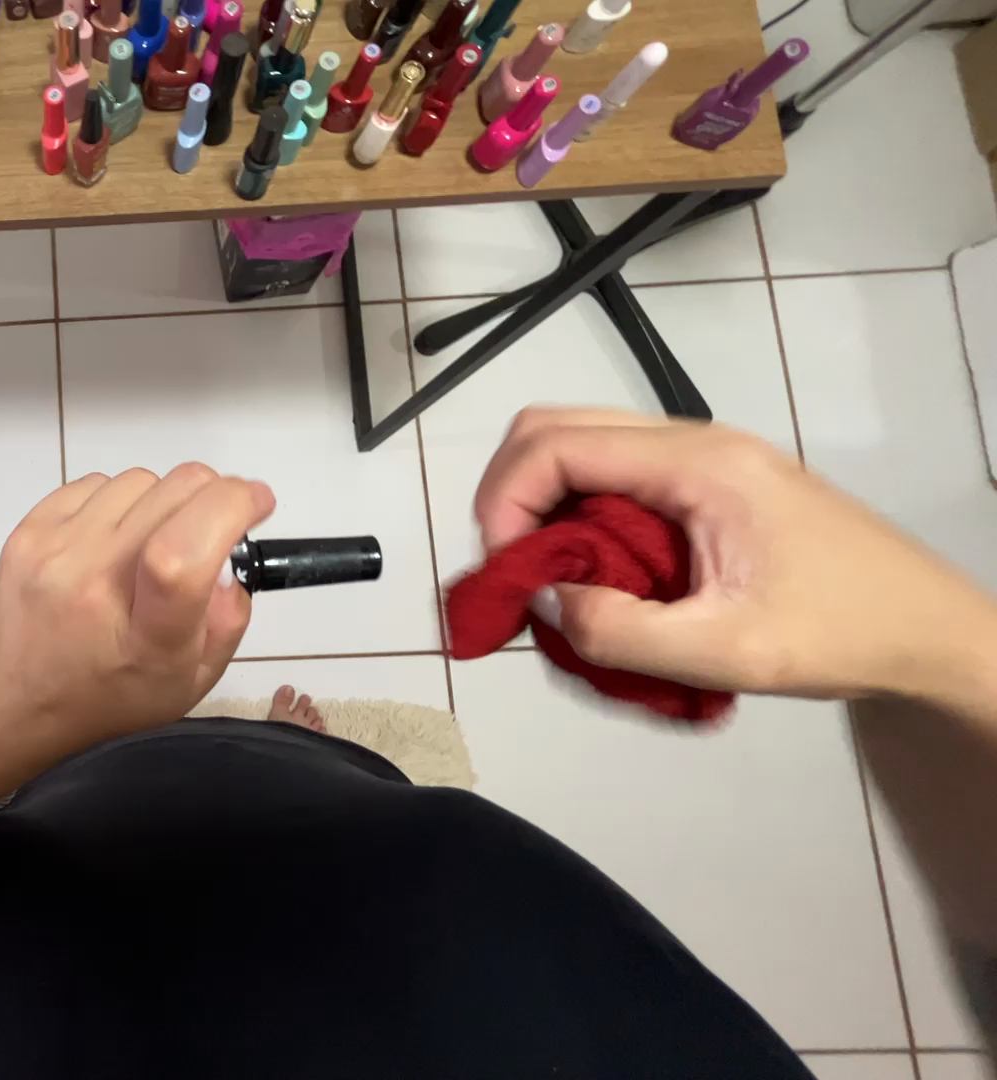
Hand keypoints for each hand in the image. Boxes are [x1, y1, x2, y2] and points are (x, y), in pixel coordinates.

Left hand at [0, 464, 274, 797]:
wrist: (11, 702)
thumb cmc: (107, 698)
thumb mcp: (189, 683)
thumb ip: (228, 620)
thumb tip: (230, 554)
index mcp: (143, 638)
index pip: (184, 551)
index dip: (232, 508)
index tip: (258, 502)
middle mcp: (91, 584)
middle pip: (173, 494)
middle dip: (212, 496)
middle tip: (211, 524)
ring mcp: (52, 551)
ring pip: (138, 480)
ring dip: (162, 500)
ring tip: (150, 541)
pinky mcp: (27, 531)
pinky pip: (95, 483)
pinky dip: (118, 501)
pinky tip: (111, 539)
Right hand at [474, 408, 996, 704]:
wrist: (938, 636)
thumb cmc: (843, 637)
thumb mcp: (728, 653)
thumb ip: (618, 631)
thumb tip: (539, 598)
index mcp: (699, 465)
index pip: (555, 446)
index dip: (504, 501)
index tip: (506, 567)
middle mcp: (690, 441)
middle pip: (548, 427)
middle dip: (505, 491)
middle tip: (510, 558)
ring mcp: (693, 454)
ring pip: (567, 440)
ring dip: (529, 496)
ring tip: (537, 560)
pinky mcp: (693, 476)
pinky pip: (596, 466)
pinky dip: (560, 504)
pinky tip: (577, 556)